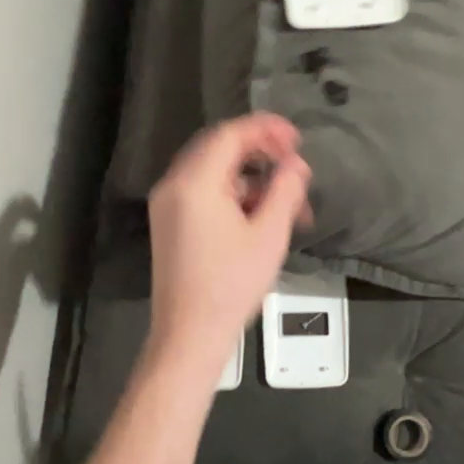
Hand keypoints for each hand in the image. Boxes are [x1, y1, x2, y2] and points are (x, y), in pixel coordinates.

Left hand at [146, 113, 312, 360]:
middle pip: (219, 148)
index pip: (230, 134)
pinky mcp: (169, 224)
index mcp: (195, 182)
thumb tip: (296, 165)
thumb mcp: (269, 235)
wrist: (190, 333)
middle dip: (260, 153)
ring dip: (250, 178)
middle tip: (293, 166)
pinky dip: (232, 194)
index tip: (297, 138)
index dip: (266, 129)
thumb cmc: (231, 285)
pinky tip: (259, 216)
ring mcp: (166, 205)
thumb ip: (286, 189)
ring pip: (213, 172)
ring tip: (286, 203)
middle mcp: (173, 185)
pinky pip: (202, 192)